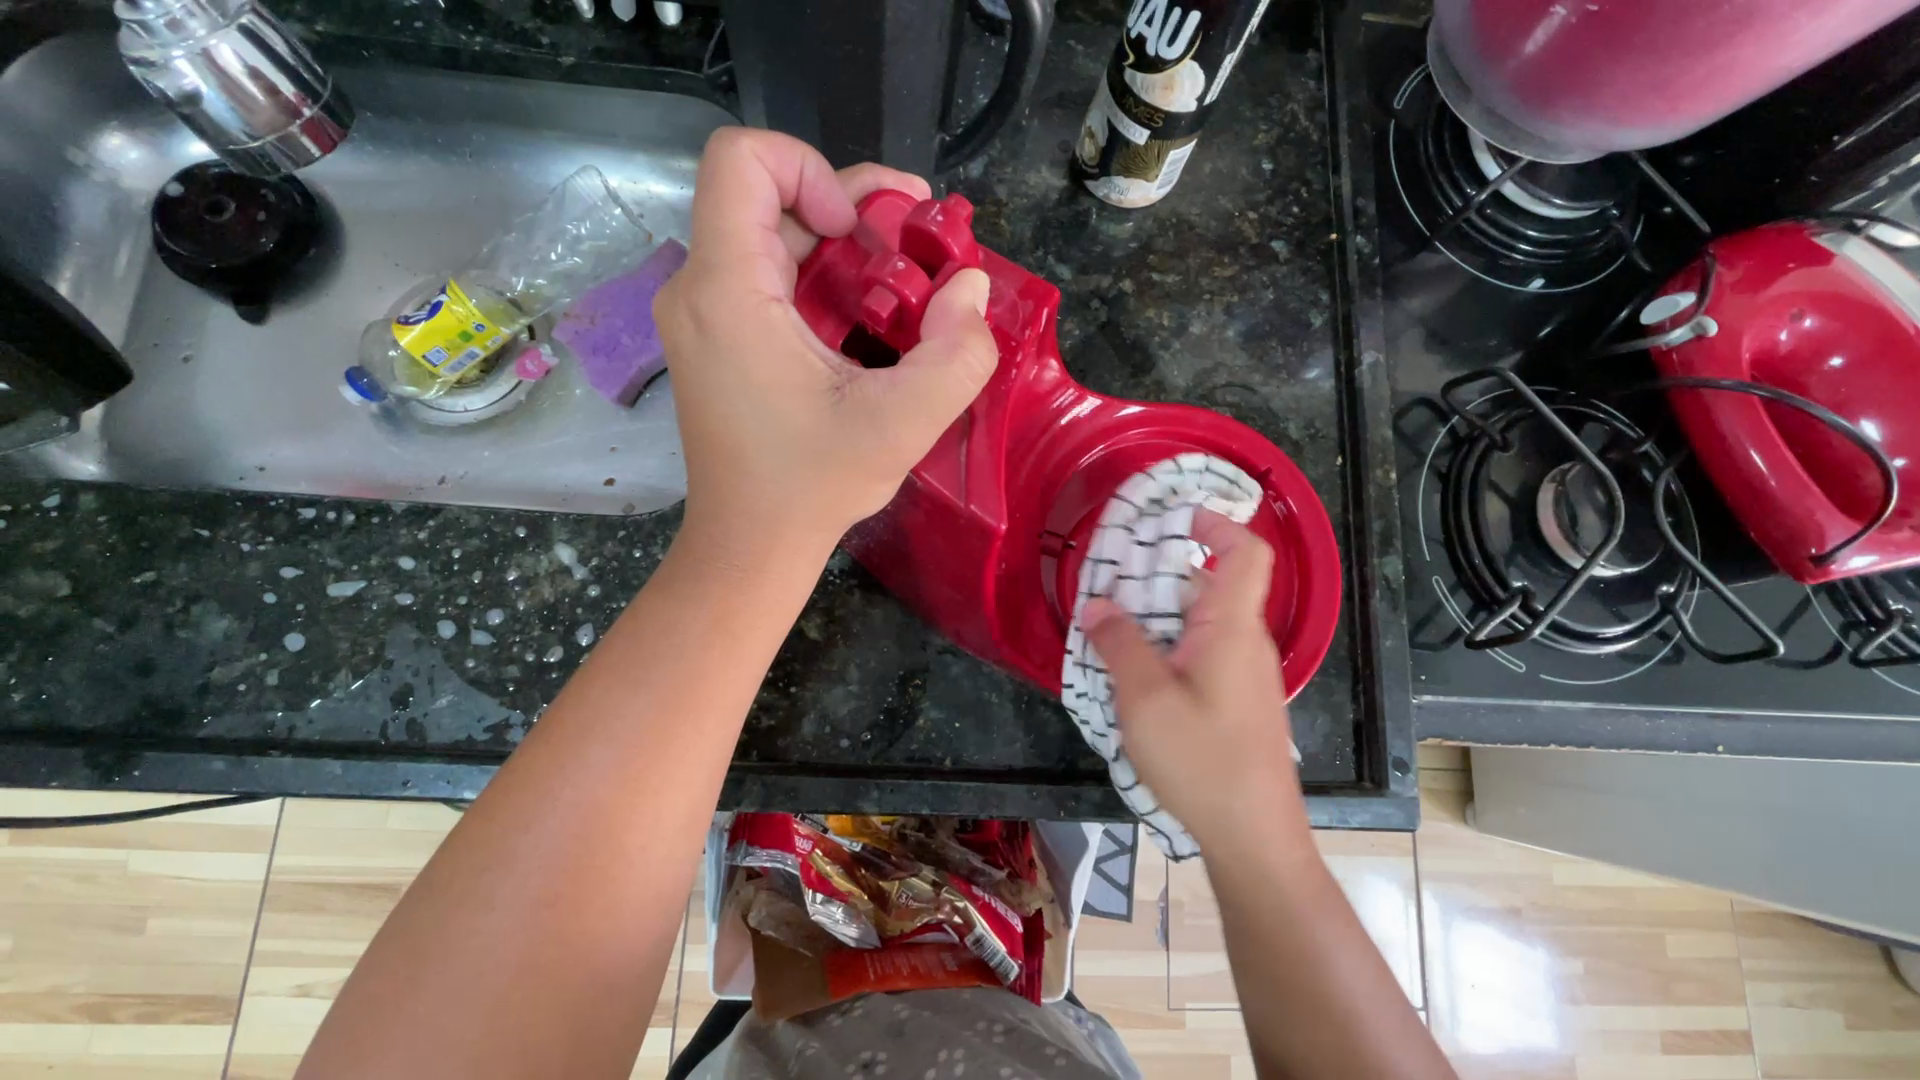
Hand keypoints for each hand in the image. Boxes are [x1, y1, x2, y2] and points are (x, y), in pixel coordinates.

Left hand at [654, 128, 997, 564]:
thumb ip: (957, 353)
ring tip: (907, 286)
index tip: (864, 234)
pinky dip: (825, 277)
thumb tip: (972, 285)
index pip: (743, 159)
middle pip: (769, 194)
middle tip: (919, 250)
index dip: (814, 169)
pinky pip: (769, 272)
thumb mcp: (901, 426)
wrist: (751, 543)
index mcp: (727, 292)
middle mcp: (700, 288)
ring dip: (845, 247)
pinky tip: (870, 318)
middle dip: (853, 209)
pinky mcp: (718, 335)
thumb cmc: (811, 487)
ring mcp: (704, 312)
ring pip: (773, 232)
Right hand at [1082, 511, 1307, 847]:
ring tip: (1111, 630)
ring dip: (1160, 618)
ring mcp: (1245, 677)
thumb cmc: (1202, 759)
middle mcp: (1245, 644)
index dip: (1217, 525)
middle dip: (1163, 577)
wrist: (1253, 836)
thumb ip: (1119, 644)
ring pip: (1203, 626)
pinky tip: (1135, 678)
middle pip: (1213, 587)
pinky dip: (1170, 650)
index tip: (1175, 519)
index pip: (1245, 553)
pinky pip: (1203, 657)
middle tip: (1112, 582)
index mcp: (1230, 628)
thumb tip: (1097, 604)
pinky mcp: (1238, 705)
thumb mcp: (1145, 699)